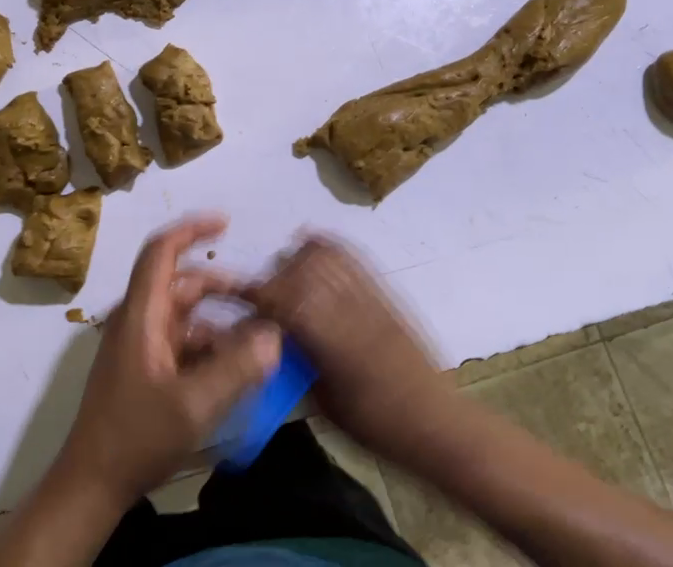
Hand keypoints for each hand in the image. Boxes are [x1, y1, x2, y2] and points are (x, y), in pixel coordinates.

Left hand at [53, 215, 281, 505]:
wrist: (92, 483)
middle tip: (263, 300)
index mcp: (141, 315)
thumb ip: (237, 368)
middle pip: (182, 285)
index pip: (162, 251)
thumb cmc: (137, 437)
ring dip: (221, 322)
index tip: (227, 223)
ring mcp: (140, 347)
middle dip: (223, 287)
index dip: (192, 229)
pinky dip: (210, 348)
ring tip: (259, 342)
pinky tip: (237, 372)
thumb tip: (274, 337)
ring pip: (186, 317)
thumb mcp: (194, 405)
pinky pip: (183, 345)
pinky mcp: (146, 372)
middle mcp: (138, 321)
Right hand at [245, 234, 448, 462]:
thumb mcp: (323, 401)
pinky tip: (312, 250)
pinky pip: (352, 257)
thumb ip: (295, 361)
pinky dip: (327, 247)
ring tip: (288, 278)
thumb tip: (269, 340)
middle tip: (265, 298)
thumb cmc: (376, 425)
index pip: (282, 299)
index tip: (236, 296)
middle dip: (274, 278)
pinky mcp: (385, 293)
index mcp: (330, 340)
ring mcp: (369, 295)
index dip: (254, 294)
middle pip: (300, 269)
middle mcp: (349, 307)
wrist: (436, 422)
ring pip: (325, 256)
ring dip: (298, 261)